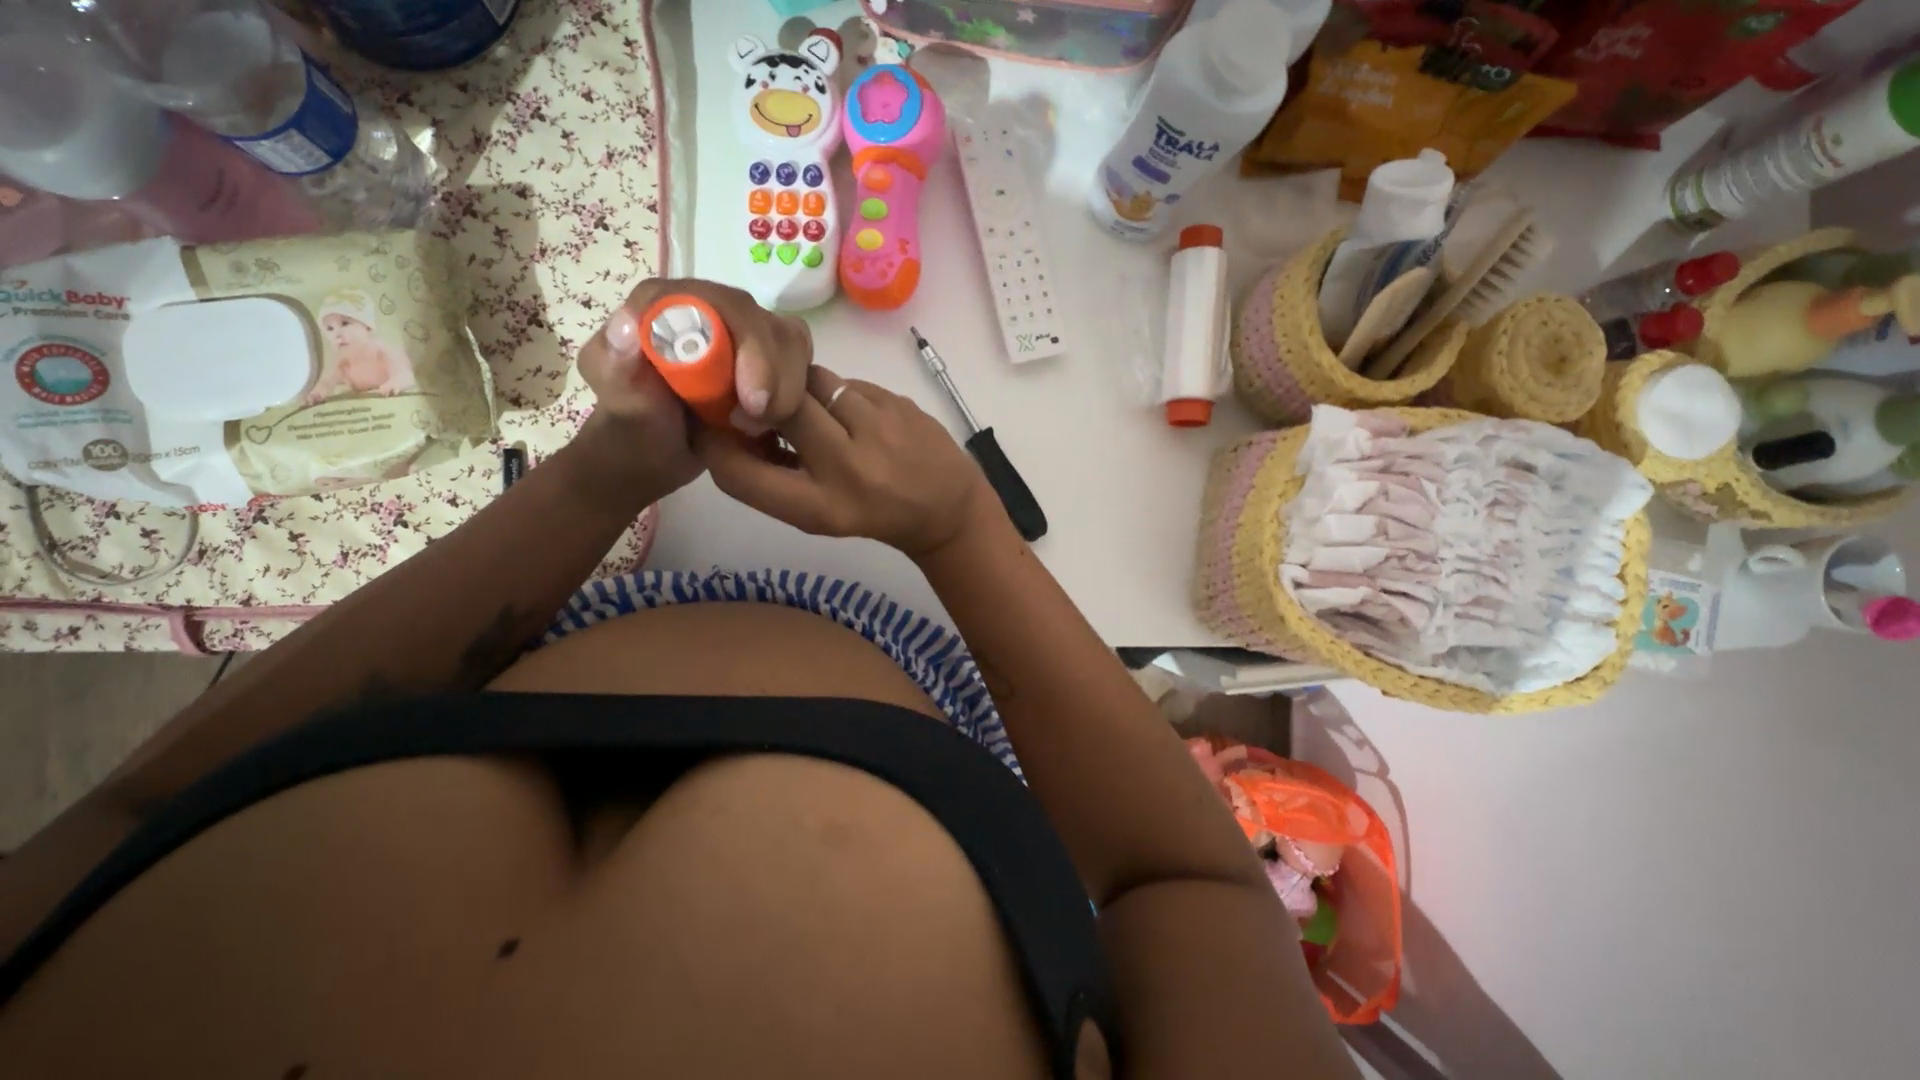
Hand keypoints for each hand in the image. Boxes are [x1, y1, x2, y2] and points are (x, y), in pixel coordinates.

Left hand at [576, 278, 815, 495]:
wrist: (649, 454)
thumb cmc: (630, 426)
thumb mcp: (618, 400)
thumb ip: (617, 366)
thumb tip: (626, 330)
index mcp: (667, 304)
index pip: (719, 302)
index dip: (746, 341)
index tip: (752, 397)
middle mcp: (709, 308)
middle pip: (761, 320)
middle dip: (772, 371)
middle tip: (761, 417)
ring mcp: (741, 332)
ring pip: (789, 340)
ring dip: (787, 386)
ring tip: (760, 426)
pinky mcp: (766, 356)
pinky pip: (799, 361)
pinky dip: (797, 391)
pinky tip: (775, 421)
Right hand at [696, 366, 996, 557]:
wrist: (946, 507)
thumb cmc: (870, 514)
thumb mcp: (815, 513)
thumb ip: (771, 475)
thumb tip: (726, 424)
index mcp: (819, 508)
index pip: (740, 475)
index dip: (713, 446)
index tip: (709, 427)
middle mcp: (847, 469)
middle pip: (778, 407)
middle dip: (762, 397)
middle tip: (760, 399)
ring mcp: (878, 430)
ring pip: (813, 381)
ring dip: (799, 388)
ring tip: (808, 406)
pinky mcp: (898, 403)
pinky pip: (847, 381)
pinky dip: (835, 391)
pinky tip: (847, 410)